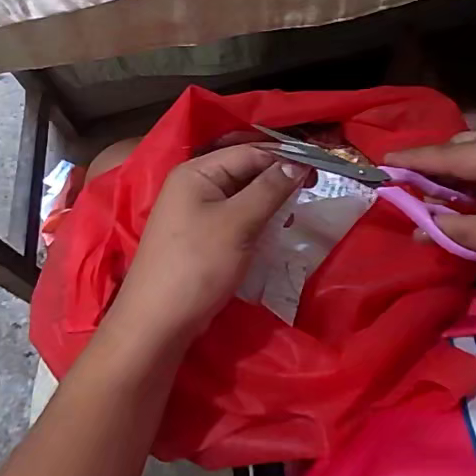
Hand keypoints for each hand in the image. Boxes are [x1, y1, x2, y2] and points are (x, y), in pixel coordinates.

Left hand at [108, 144, 309, 347]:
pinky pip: (236, 215)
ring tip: (293, 212)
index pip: (249, 151)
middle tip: (311, 189)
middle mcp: (193, 184)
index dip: (284, 158)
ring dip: (269, 200)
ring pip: (242, 193)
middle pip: (245, 169)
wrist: (157, 323)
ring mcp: (195, 210)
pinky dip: (257, 218)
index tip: (318, 170)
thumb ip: (270, 189)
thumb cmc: (198, 265)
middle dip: (277, 177)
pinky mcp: (201, 235)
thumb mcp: (239, 223)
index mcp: (196, 172)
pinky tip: (274, 229)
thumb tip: (296, 164)